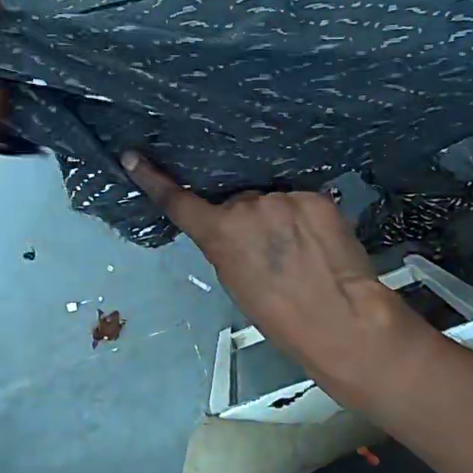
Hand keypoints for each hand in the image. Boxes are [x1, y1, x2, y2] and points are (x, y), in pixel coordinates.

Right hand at [124, 152, 430, 383]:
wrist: (339, 317)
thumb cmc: (283, 317)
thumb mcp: (238, 284)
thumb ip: (227, 247)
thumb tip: (234, 231)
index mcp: (220, 233)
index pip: (179, 201)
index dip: (153, 179)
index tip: (134, 156)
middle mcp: (248, 206)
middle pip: (240, 201)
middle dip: (249, 219)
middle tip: (271, 250)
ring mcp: (284, 197)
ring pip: (273, 200)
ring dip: (280, 216)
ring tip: (300, 248)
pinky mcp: (316, 196)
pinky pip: (302, 201)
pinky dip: (306, 217)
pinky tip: (318, 241)